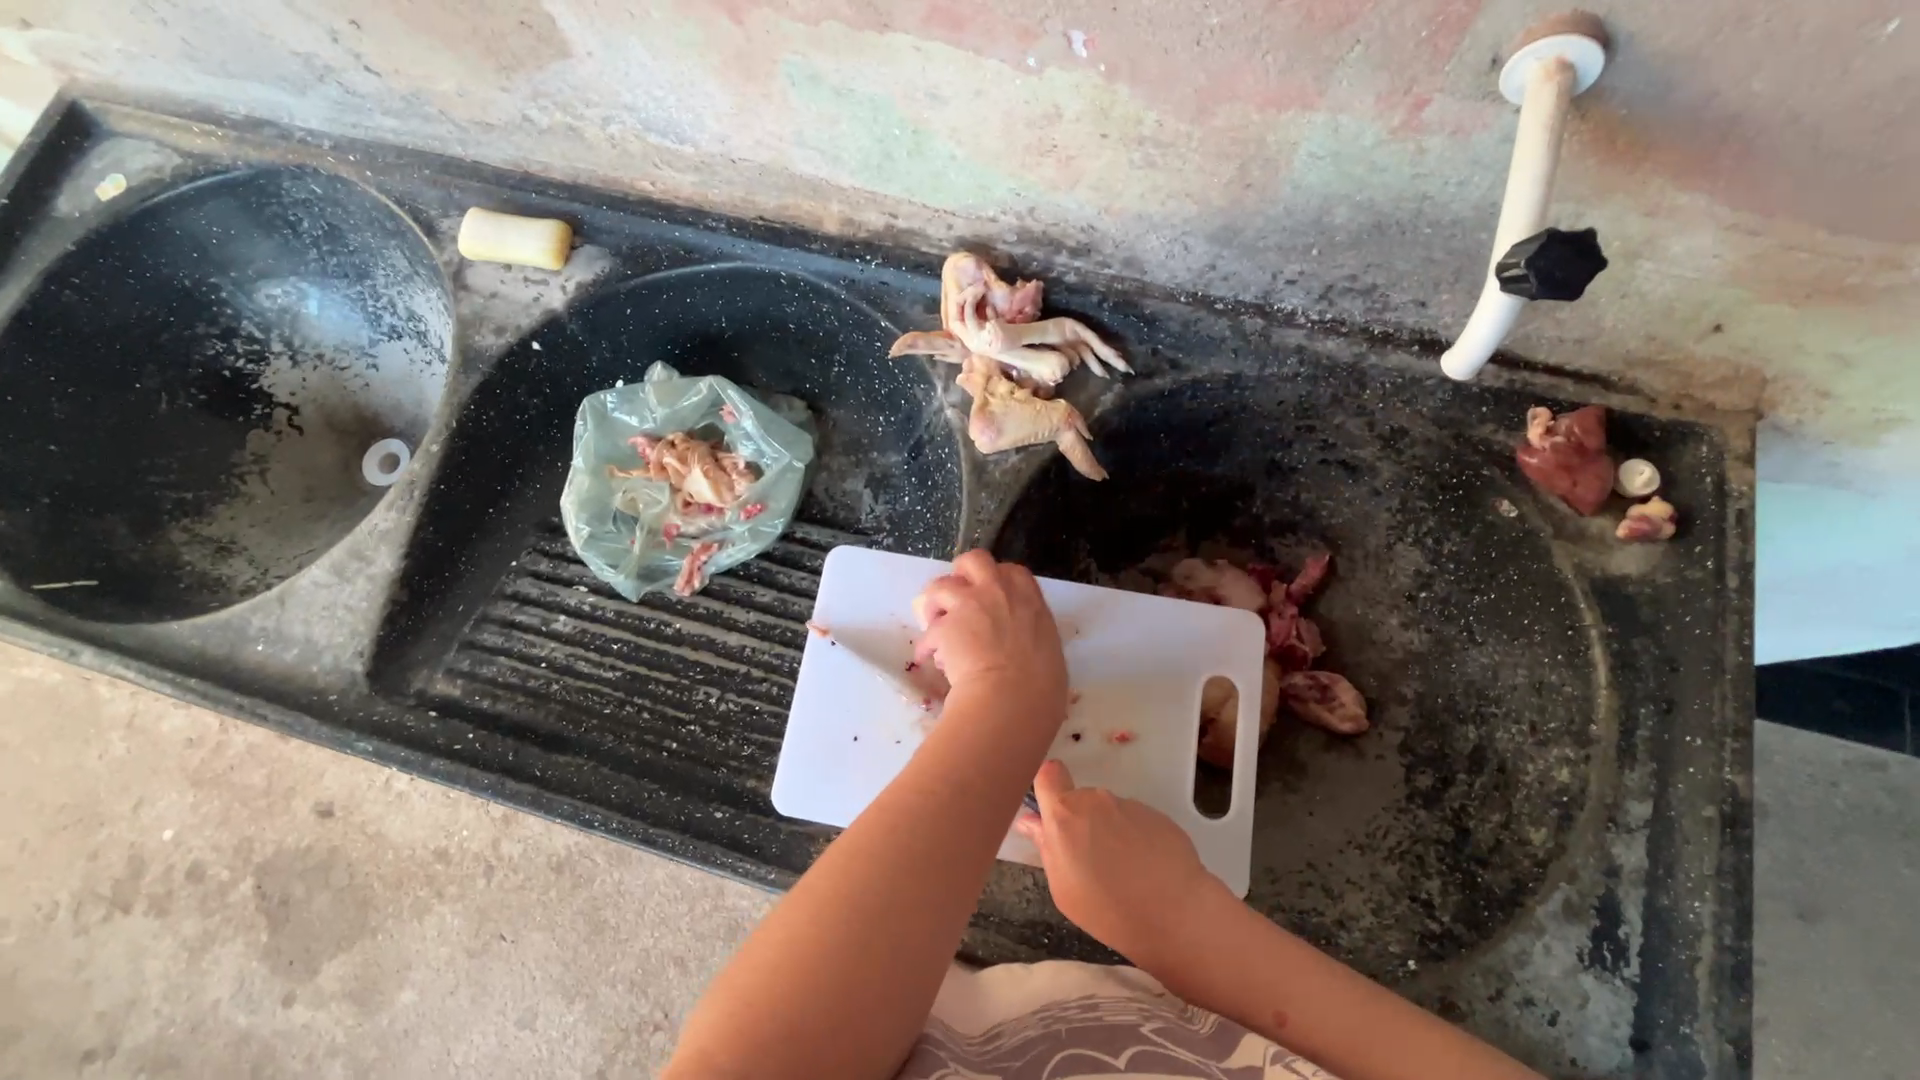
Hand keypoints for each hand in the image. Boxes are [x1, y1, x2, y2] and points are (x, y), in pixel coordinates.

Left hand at [912, 550, 1065, 714]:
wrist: (1011, 699)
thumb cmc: (1041, 688)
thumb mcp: (1049, 654)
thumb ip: (1032, 639)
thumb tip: (1026, 651)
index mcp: (1029, 601)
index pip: (1012, 572)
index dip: (997, 580)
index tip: (991, 596)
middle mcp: (998, 593)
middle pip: (975, 560)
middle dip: (961, 574)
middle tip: (958, 597)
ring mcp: (969, 606)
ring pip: (940, 586)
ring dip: (935, 604)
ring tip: (934, 625)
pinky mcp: (945, 626)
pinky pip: (928, 632)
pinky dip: (926, 645)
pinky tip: (928, 659)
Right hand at [1017, 760, 1233, 968]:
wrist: (1174, 913)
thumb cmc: (1107, 908)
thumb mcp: (1062, 888)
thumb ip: (1046, 847)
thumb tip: (1032, 823)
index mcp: (1064, 815)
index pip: (1048, 774)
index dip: (1048, 788)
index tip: (1051, 811)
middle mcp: (1096, 801)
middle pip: (1081, 801)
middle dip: (1082, 823)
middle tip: (1092, 860)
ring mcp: (1129, 805)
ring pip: (1109, 813)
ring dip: (1110, 832)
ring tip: (1125, 871)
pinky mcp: (1158, 815)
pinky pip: (1136, 821)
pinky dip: (1136, 838)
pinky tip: (1147, 868)